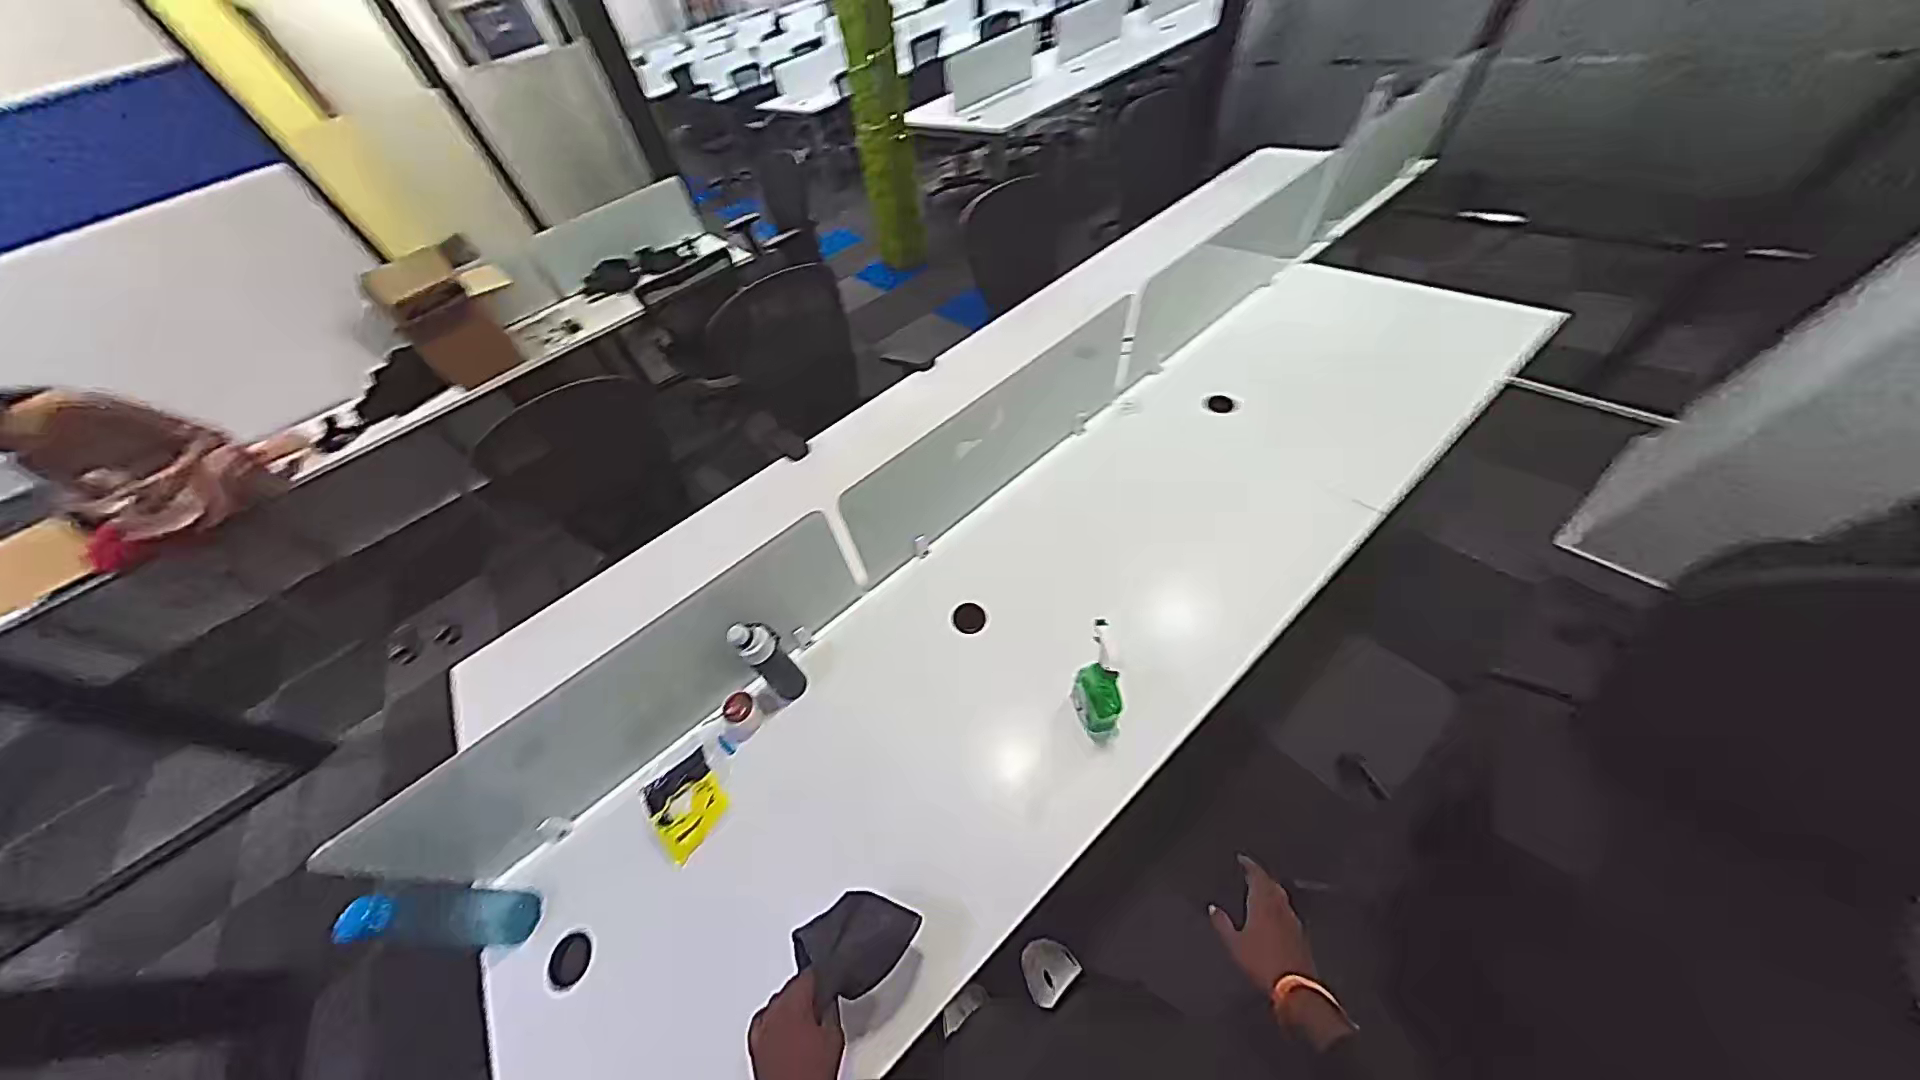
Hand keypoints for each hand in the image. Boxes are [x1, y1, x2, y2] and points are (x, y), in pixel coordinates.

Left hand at [748, 970, 844, 1079]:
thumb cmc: (811, 1073)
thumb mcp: (834, 1035)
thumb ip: (830, 1008)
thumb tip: (828, 998)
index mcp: (794, 1002)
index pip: (808, 974)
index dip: (821, 975)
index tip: (827, 979)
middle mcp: (773, 1010)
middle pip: (792, 987)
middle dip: (805, 991)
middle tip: (820, 1003)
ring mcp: (761, 1027)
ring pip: (778, 1003)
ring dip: (790, 1005)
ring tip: (805, 1021)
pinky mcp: (754, 1043)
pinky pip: (765, 1020)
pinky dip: (775, 1021)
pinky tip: (786, 1031)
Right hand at [1208, 856, 1353, 1051]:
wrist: (1297, 990)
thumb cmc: (1262, 963)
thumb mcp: (1234, 944)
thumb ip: (1222, 923)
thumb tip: (1213, 908)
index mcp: (1263, 904)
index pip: (1257, 875)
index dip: (1249, 864)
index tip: (1242, 859)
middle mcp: (1280, 907)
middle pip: (1272, 883)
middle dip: (1261, 875)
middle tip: (1251, 872)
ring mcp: (1293, 921)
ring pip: (1281, 896)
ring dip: (1271, 888)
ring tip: (1261, 889)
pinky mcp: (1302, 935)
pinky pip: (1288, 911)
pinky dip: (1279, 905)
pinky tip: (1275, 914)